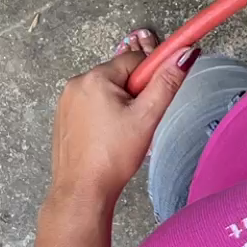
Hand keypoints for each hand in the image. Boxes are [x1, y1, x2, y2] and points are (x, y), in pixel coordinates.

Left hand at [48, 43, 196, 209]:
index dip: (149, 80)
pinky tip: (106, 138)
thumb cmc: (112, 157)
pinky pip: (90, 104)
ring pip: (105, 91)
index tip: (152, 101)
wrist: (82, 192)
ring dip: (118, 105)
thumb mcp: (147, 117)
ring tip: (121, 134)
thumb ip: (167, 82)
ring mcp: (66, 101)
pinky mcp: (63, 117)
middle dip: (133, 94)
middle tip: (137, 122)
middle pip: (119, 75)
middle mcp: (76, 83)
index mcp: (96, 78)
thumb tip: (183, 54)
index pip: (135, 60)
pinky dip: (102, 116)